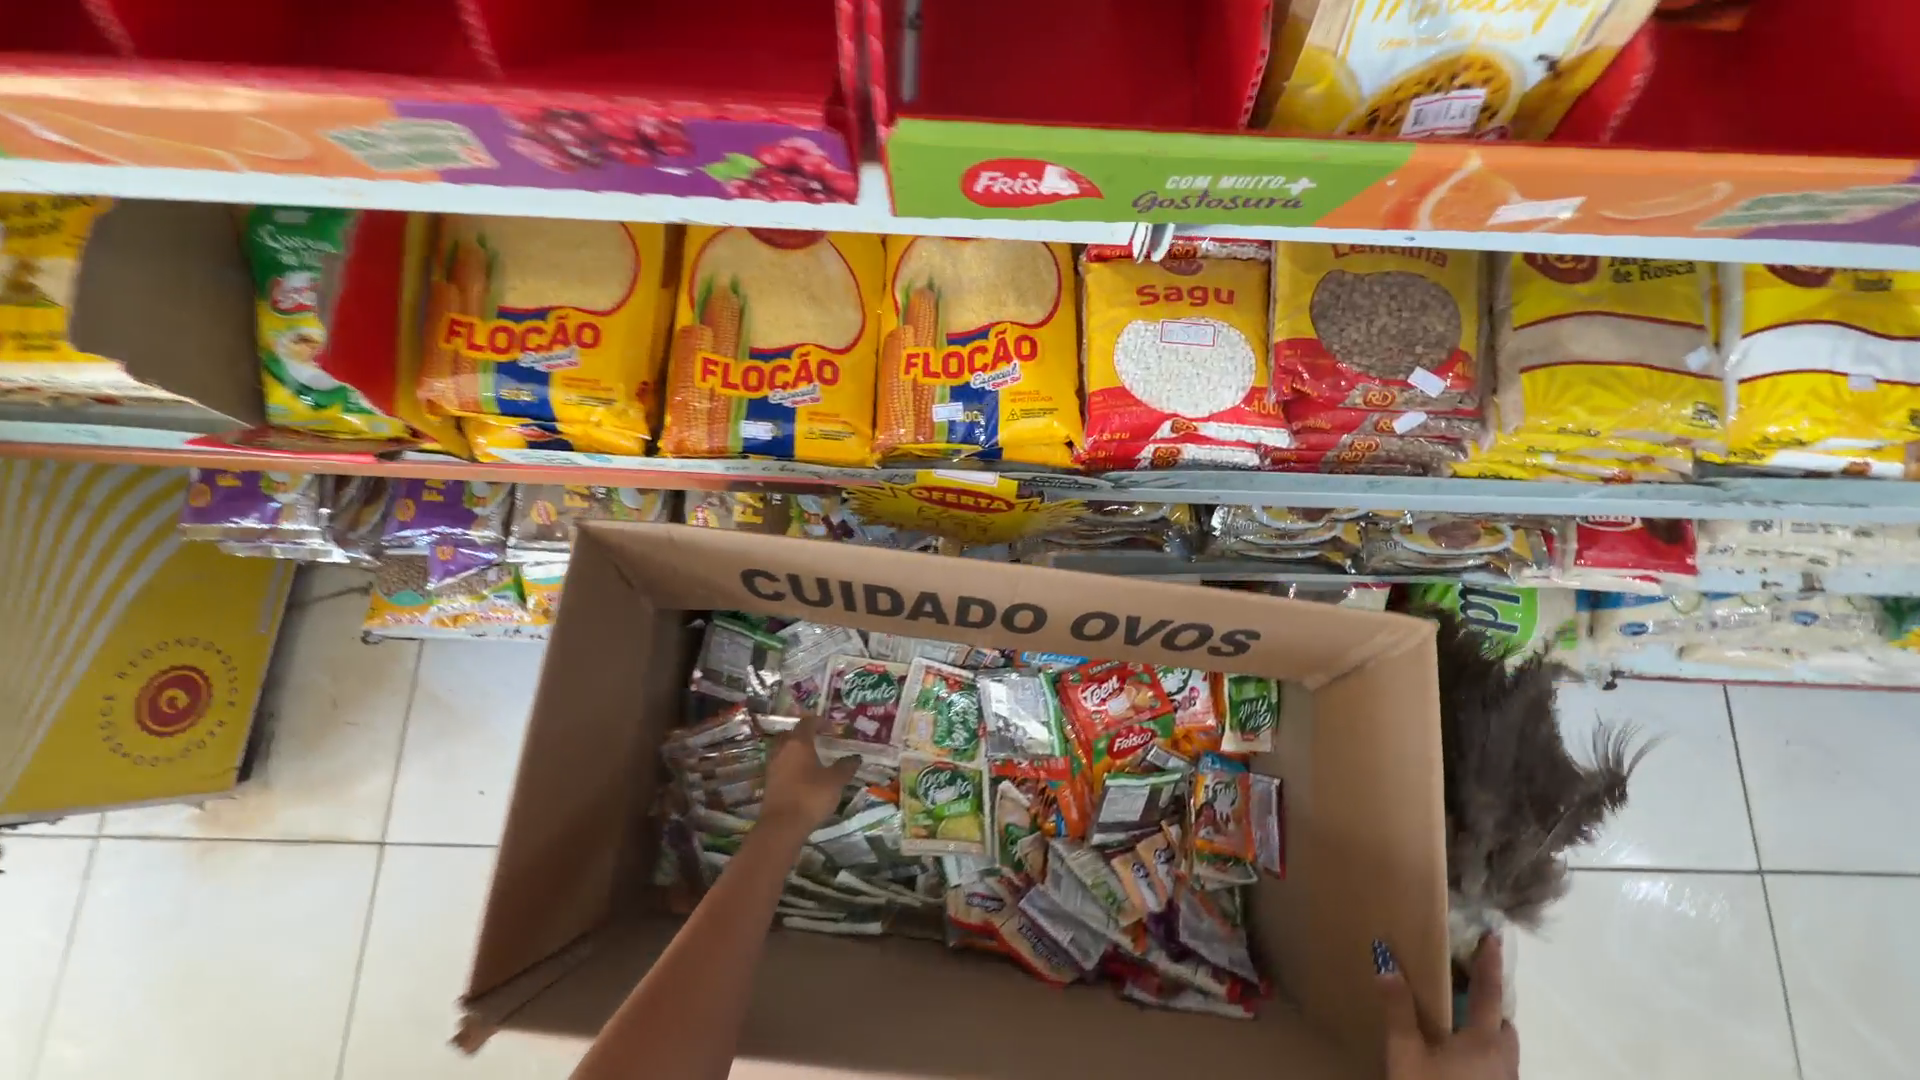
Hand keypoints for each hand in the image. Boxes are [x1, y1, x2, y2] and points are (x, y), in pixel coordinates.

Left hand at [758, 714, 860, 834]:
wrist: (782, 825)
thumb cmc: (811, 796)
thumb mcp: (835, 781)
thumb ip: (845, 767)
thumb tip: (855, 758)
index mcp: (798, 743)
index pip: (807, 723)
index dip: (820, 722)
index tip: (832, 728)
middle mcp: (782, 750)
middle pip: (791, 734)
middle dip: (804, 734)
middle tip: (818, 739)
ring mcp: (772, 766)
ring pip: (783, 749)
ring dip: (795, 750)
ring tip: (811, 758)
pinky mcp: (769, 782)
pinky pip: (780, 764)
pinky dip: (790, 764)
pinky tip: (801, 775)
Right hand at [1380, 935, 1518, 1079]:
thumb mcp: (1405, 1052)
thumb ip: (1398, 1007)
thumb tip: (1386, 958)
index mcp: (1483, 1042)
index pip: (1489, 994)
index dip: (1490, 965)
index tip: (1496, 938)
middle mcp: (1504, 1063)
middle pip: (1503, 1027)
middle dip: (1488, 1007)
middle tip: (1465, 991)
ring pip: (1502, 1053)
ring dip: (1486, 1034)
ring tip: (1457, 1027)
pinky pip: (1496, 1070)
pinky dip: (1482, 1057)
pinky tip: (1457, 1065)